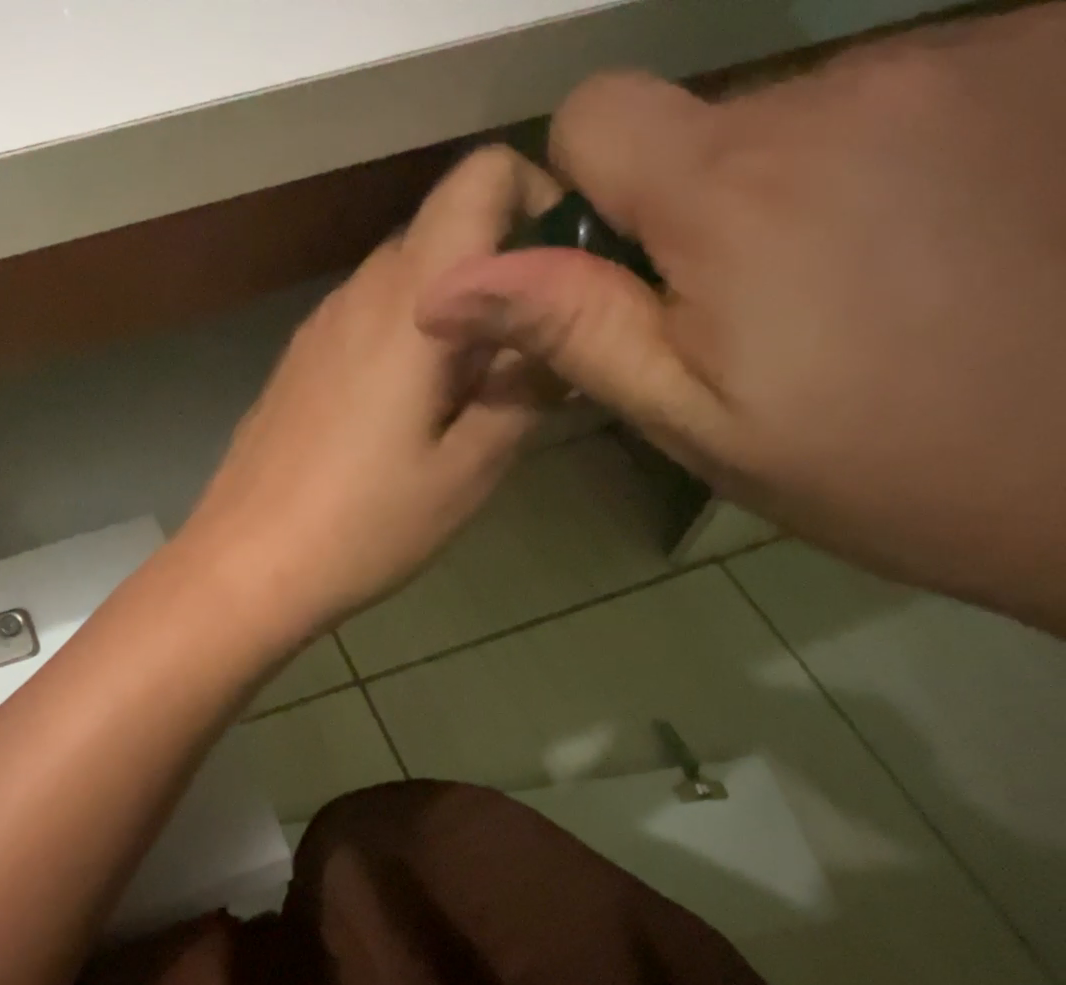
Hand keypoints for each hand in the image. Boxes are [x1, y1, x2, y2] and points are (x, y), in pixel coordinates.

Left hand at [175, 148, 563, 643]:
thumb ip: (527, 383)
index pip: (481, 176)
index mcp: (411, 298)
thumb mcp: (470, 466)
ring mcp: (318, 327)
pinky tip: (406, 417)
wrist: (244, 566)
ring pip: (404, 278)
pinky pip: (365, 320)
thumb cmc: (364, 524)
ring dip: (453, 311)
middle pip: (445, 227)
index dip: (538, 199)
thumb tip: (561, 331)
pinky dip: (405, 338)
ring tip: (468, 399)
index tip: (566, 277)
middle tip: (527, 359)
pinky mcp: (296, 362)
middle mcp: (358, 292)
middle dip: (502, 271)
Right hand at [417, 5, 1065, 631]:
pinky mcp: (1059, 56)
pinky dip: (906, 149)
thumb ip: (573, 328)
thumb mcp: (693, 419)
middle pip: (706, 118)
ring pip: (812, 105)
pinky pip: (919, 87)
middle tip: (764, 301)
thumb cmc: (882, 464)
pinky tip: (958, 231)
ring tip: (871, 275)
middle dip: (703, 197)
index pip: (594, 112)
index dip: (586, 180)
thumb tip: (443, 288)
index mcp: (732, 190)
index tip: (628, 257)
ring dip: (808, 175)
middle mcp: (849, 90)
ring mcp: (976, 59)